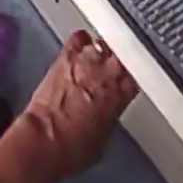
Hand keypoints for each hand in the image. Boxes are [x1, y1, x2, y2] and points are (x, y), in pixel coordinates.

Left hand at [10, 30, 138, 178]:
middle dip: (119, 61)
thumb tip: (109, 109)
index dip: (133, 77)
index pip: (137, 74)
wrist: (46, 139)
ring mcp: (88, 59)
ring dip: (101, 52)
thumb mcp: (105, 136)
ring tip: (95, 61)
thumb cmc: (73, 146)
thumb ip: (112, 112)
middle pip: (122, 54)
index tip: (129, 81)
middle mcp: (108, 71)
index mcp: (122, 93)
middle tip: (112, 73)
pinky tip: (79, 49)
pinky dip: (81, 41)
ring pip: (103, 44)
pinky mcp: (67, 54)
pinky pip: (80, 37)